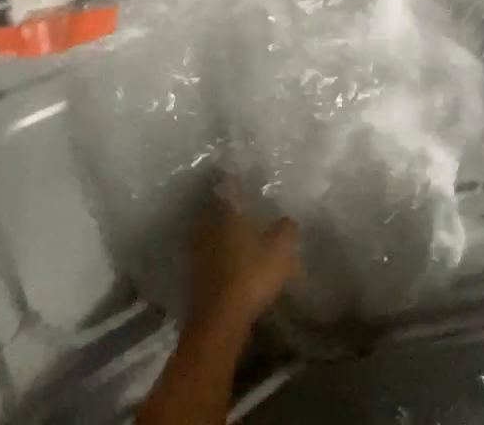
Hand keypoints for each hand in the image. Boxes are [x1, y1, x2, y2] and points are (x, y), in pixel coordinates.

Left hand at [187, 185, 300, 331]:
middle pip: (216, 206)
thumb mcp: (281, 249)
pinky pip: (210, 251)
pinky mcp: (196, 272)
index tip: (236, 165)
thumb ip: (286, 229)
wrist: (219, 318)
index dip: (233, 174)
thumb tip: (287, 220)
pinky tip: (232, 257)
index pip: (229, 185)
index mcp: (226, 212)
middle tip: (240, 198)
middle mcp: (207, 225)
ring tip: (238, 229)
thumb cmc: (251, 275)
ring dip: (222, 228)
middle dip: (227, 202)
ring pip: (211, 229)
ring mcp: (198, 249)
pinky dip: (220, 250)